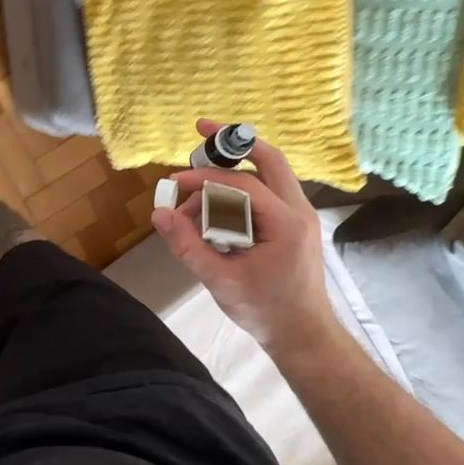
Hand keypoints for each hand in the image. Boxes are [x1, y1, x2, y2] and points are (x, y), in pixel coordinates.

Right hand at [151, 120, 338, 354]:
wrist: (304, 335)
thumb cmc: (265, 310)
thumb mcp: (219, 280)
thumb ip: (187, 245)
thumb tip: (159, 213)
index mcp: (286, 223)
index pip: (242, 183)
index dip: (205, 178)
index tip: (174, 183)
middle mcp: (299, 211)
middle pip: (269, 159)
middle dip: (234, 142)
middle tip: (202, 129)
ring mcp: (299, 216)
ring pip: (269, 173)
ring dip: (231, 172)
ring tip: (194, 195)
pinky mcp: (293, 224)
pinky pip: (266, 192)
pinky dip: (239, 189)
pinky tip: (212, 208)